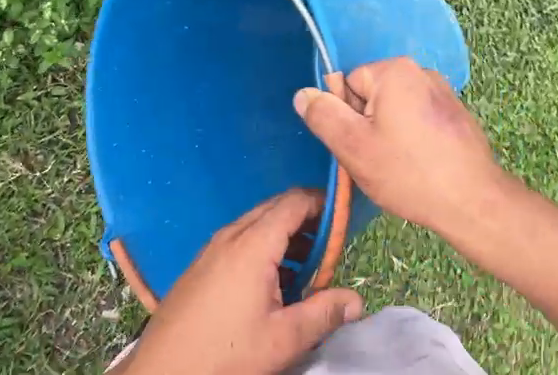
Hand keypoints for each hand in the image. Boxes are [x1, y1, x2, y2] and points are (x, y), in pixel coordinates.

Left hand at [118, 189, 363, 374]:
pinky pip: (240, 241)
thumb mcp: (282, 340)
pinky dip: (264, 248)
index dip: (323, 203)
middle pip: (277, 208)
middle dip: (307, 220)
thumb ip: (322, 314)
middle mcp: (232, 236)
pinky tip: (273, 285)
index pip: (295, 201)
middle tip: (331, 246)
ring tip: (307, 270)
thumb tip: (356, 301)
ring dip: (286, 237)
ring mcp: (212, 249)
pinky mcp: (200, 266)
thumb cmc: (224, 355)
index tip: (346, 218)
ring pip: (258, 225)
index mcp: (253, 244)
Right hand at [293, 58, 509, 236]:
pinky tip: (421, 167)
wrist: (472, 200)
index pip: (350, 84)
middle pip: (373, 95)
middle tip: (378, 161)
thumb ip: (324, 116)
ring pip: (396, 110)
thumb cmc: (408, 171)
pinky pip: (419, 120)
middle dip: (369, 127)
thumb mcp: (354, 146)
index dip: (348, 118)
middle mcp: (421, 71)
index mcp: (395, 70)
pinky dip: (414, 140)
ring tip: (401, 168)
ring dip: (391, 135)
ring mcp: (443, 92)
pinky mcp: (456, 114)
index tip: (361, 146)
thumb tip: (304, 94)